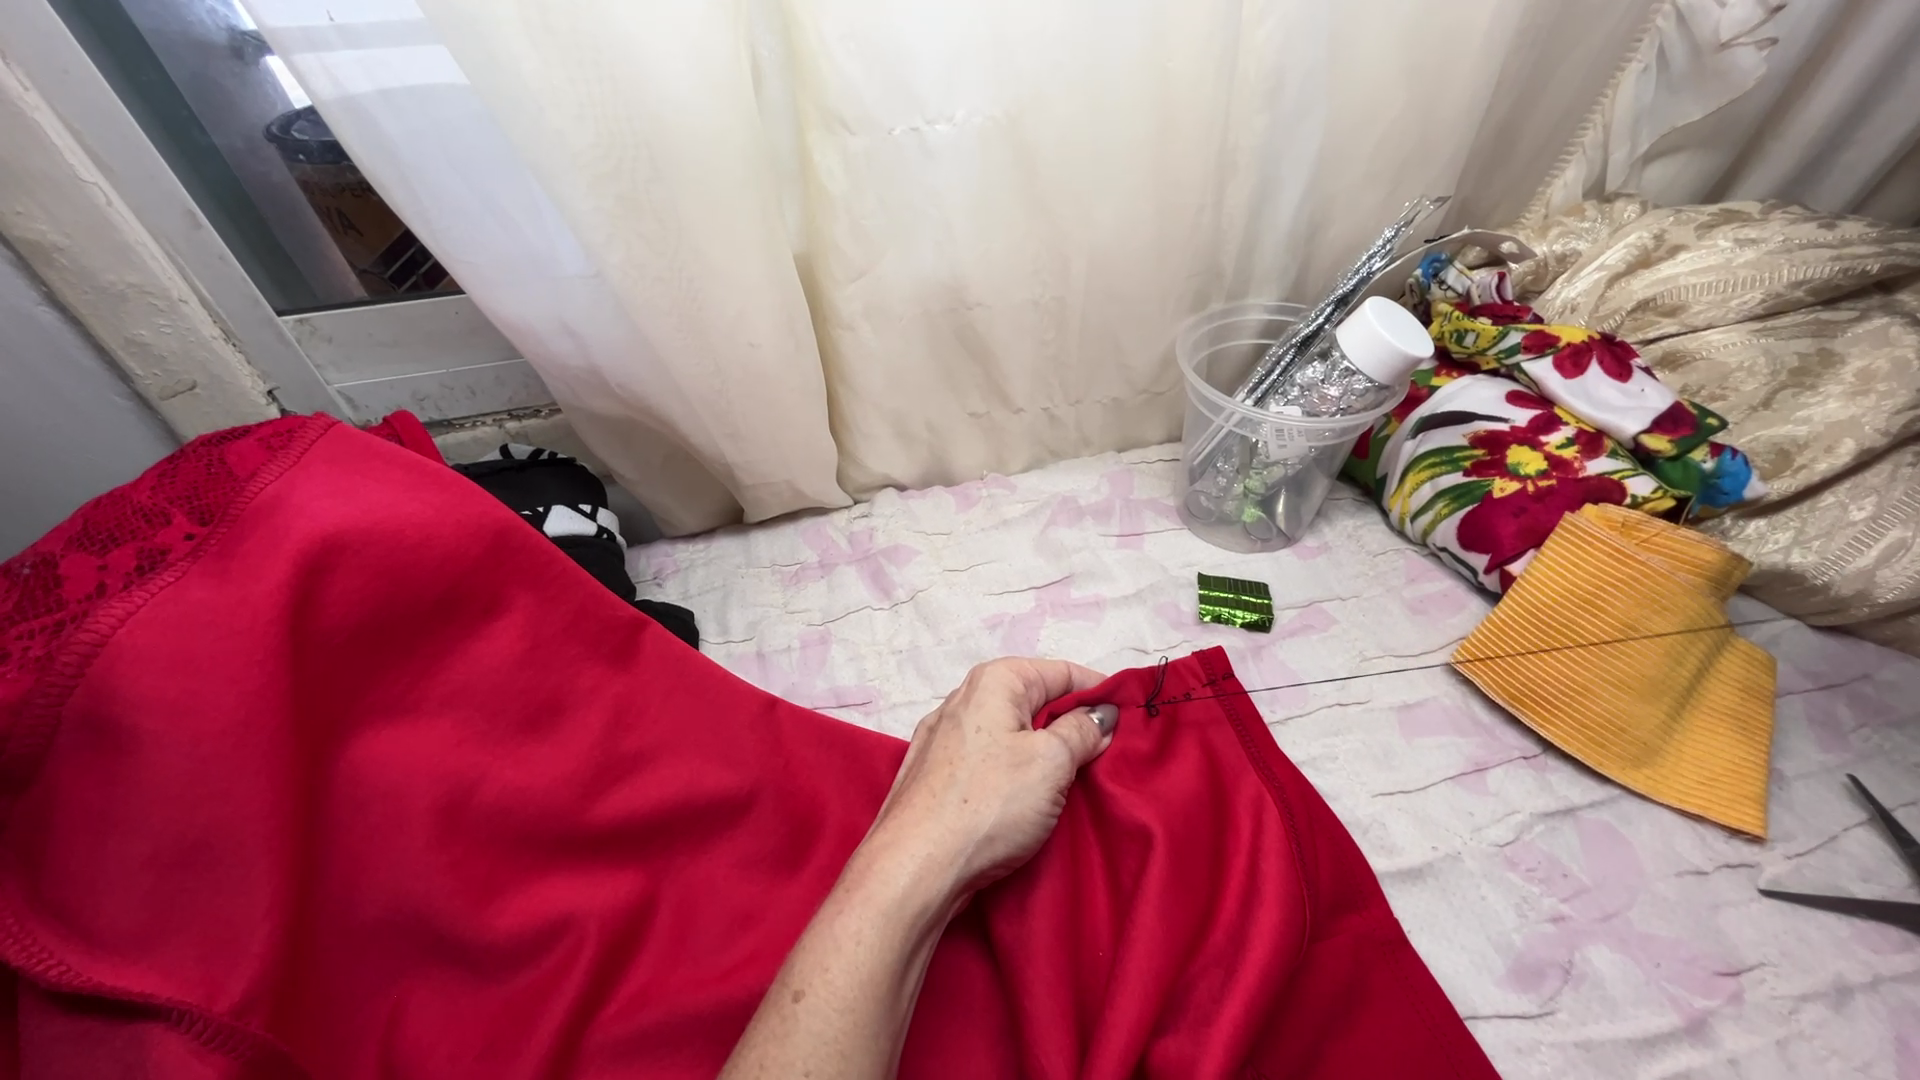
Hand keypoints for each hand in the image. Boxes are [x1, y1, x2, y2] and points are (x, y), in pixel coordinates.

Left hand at [864, 658, 1117, 896]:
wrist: (915, 868)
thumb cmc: (988, 804)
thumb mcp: (1051, 762)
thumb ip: (1082, 731)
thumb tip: (1100, 715)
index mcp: (994, 682)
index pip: (1061, 672)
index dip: (1099, 692)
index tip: (1132, 716)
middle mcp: (964, 700)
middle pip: (1034, 701)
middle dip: (1072, 723)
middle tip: (1111, 753)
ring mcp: (944, 739)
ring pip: (1011, 734)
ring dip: (1045, 751)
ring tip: (1079, 779)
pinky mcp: (936, 776)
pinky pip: (990, 761)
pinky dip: (1016, 772)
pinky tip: (1031, 799)